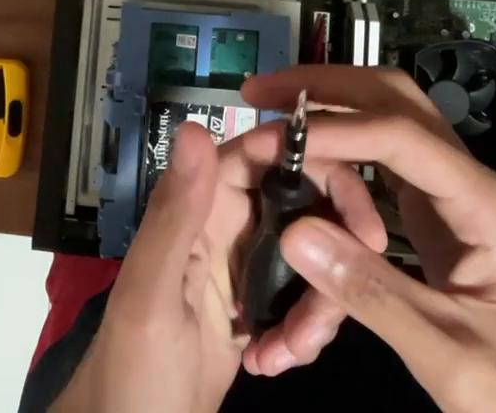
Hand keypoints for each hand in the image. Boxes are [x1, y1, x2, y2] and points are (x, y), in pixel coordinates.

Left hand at [53, 120, 386, 411]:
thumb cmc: (132, 368)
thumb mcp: (151, 294)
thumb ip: (174, 214)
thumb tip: (195, 127)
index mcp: (198, 205)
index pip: (264, 153)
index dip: (318, 164)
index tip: (363, 213)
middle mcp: (224, 223)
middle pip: (301, 201)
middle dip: (333, 244)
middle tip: (348, 292)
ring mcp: (243, 266)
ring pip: (311, 253)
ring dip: (318, 302)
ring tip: (290, 352)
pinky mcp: (256, 307)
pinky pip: (303, 297)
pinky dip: (304, 329)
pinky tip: (274, 362)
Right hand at [238, 66, 495, 412]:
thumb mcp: (450, 356)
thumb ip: (372, 295)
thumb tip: (294, 233)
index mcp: (485, 205)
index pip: (399, 137)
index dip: (332, 130)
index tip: (272, 139)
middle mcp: (471, 183)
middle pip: (397, 101)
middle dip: (327, 86)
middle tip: (263, 93)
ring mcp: (457, 195)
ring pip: (390, 120)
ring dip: (331, 106)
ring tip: (273, 114)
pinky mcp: (441, 216)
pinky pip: (386, 160)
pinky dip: (342, 144)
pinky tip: (307, 155)